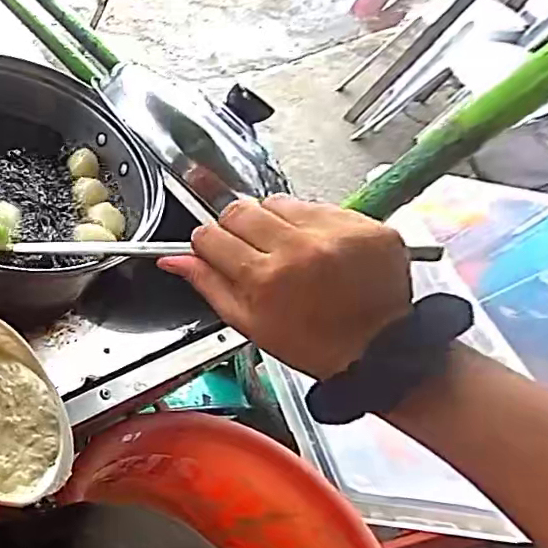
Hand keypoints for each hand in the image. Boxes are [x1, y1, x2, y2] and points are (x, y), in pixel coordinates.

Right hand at [158, 195, 413, 378]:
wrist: (376, 345)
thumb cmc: (306, 339)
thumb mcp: (243, 319)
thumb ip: (205, 282)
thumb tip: (171, 260)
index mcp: (264, 276)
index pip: (210, 236)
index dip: (205, 243)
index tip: (211, 250)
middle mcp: (300, 249)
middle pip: (240, 211)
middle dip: (233, 227)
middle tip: (245, 248)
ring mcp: (336, 235)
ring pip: (277, 202)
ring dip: (270, 220)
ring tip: (282, 247)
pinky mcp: (365, 226)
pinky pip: (318, 206)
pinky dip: (307, 222)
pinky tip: (312, 246)